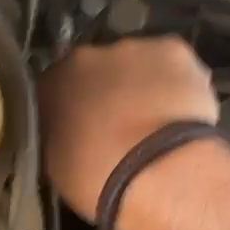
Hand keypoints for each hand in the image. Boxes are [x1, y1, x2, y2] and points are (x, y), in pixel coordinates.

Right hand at [38, 36, 219, 217]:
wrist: (157, 172)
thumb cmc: (98, 180)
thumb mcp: (57, 168)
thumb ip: (57, 137)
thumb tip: (68, 131)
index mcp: (50, 87)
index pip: (53, 90)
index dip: (68, 110)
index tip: (79, 130)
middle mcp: (86, 57)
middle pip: (93, 70)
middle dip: (104, 92)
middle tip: (117, 126)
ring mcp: (131, 48)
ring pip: (133, 64)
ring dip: (139, 86)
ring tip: (153, 123)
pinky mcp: (172, 49)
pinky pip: (169, 65)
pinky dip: (172, 83)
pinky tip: (179, 112)